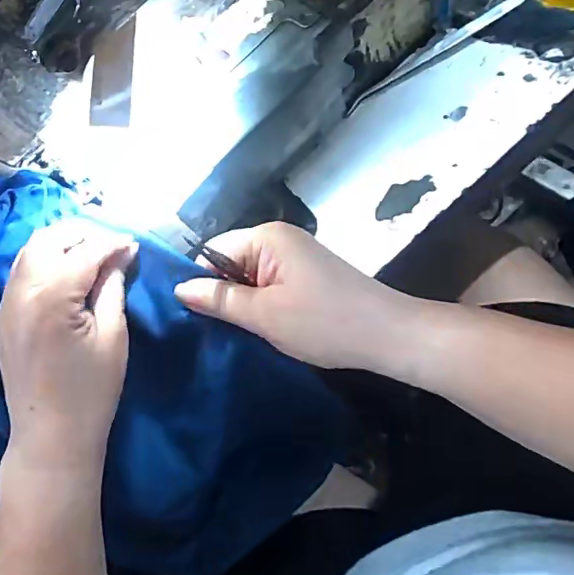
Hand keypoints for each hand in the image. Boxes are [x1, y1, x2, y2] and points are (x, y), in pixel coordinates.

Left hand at [0, 220, 137, 478]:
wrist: (49, 439)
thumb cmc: (91, 392)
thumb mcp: (112, 336)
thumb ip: (112, 287)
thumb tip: (120, 254)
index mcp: (51, 296)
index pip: (85, 251)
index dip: (113, 243)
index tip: (134, 246)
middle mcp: (21, 291)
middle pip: (50, 239)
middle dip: (82, 233)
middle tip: (112, 246)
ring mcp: (5, 303)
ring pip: (30, 250)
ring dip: (60, 243)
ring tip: (91, 253)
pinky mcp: (1, 316)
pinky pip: (20, 273)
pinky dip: (43, 261)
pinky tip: (65, 271)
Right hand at [175, 223, 430, 374]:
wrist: (393, 337)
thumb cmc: (326, 323)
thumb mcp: (264, 315)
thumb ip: (219, 299)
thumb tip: (180, 288)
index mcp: (266, 237)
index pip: (213, 251)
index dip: (202, 282)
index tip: (199, 316)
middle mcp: (279, 237)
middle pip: (229, 261)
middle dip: (223, 293)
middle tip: (220, 328)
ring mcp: (296, 254)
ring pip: (249, 275)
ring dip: (245, 301)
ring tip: (243, 330)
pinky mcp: (308, 272)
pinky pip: (269, 282)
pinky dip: (264, 303)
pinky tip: (267, 326)